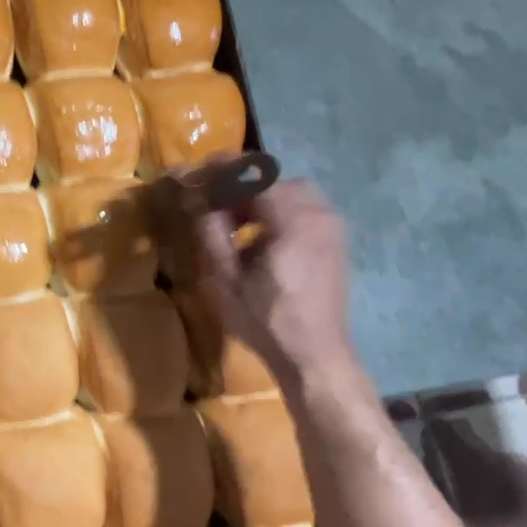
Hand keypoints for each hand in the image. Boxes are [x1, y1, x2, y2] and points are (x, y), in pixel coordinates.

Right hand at [191, 179, 354, 383]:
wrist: (314, 355)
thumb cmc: (266, 319)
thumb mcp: (226, 277)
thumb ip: (211, 231)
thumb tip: (196, 198)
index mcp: (294, 219)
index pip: (253, 177)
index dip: (220, 171)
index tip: (192, 174)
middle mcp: (319, 213)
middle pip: (274, 179)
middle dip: (239, 183)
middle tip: (209, 199)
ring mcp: (331, 227)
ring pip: (290, 193)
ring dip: (259, 197)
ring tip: (231, 220)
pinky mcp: (334, 243)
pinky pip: (303, 210)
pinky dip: (277, 211)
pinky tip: (257, 236)